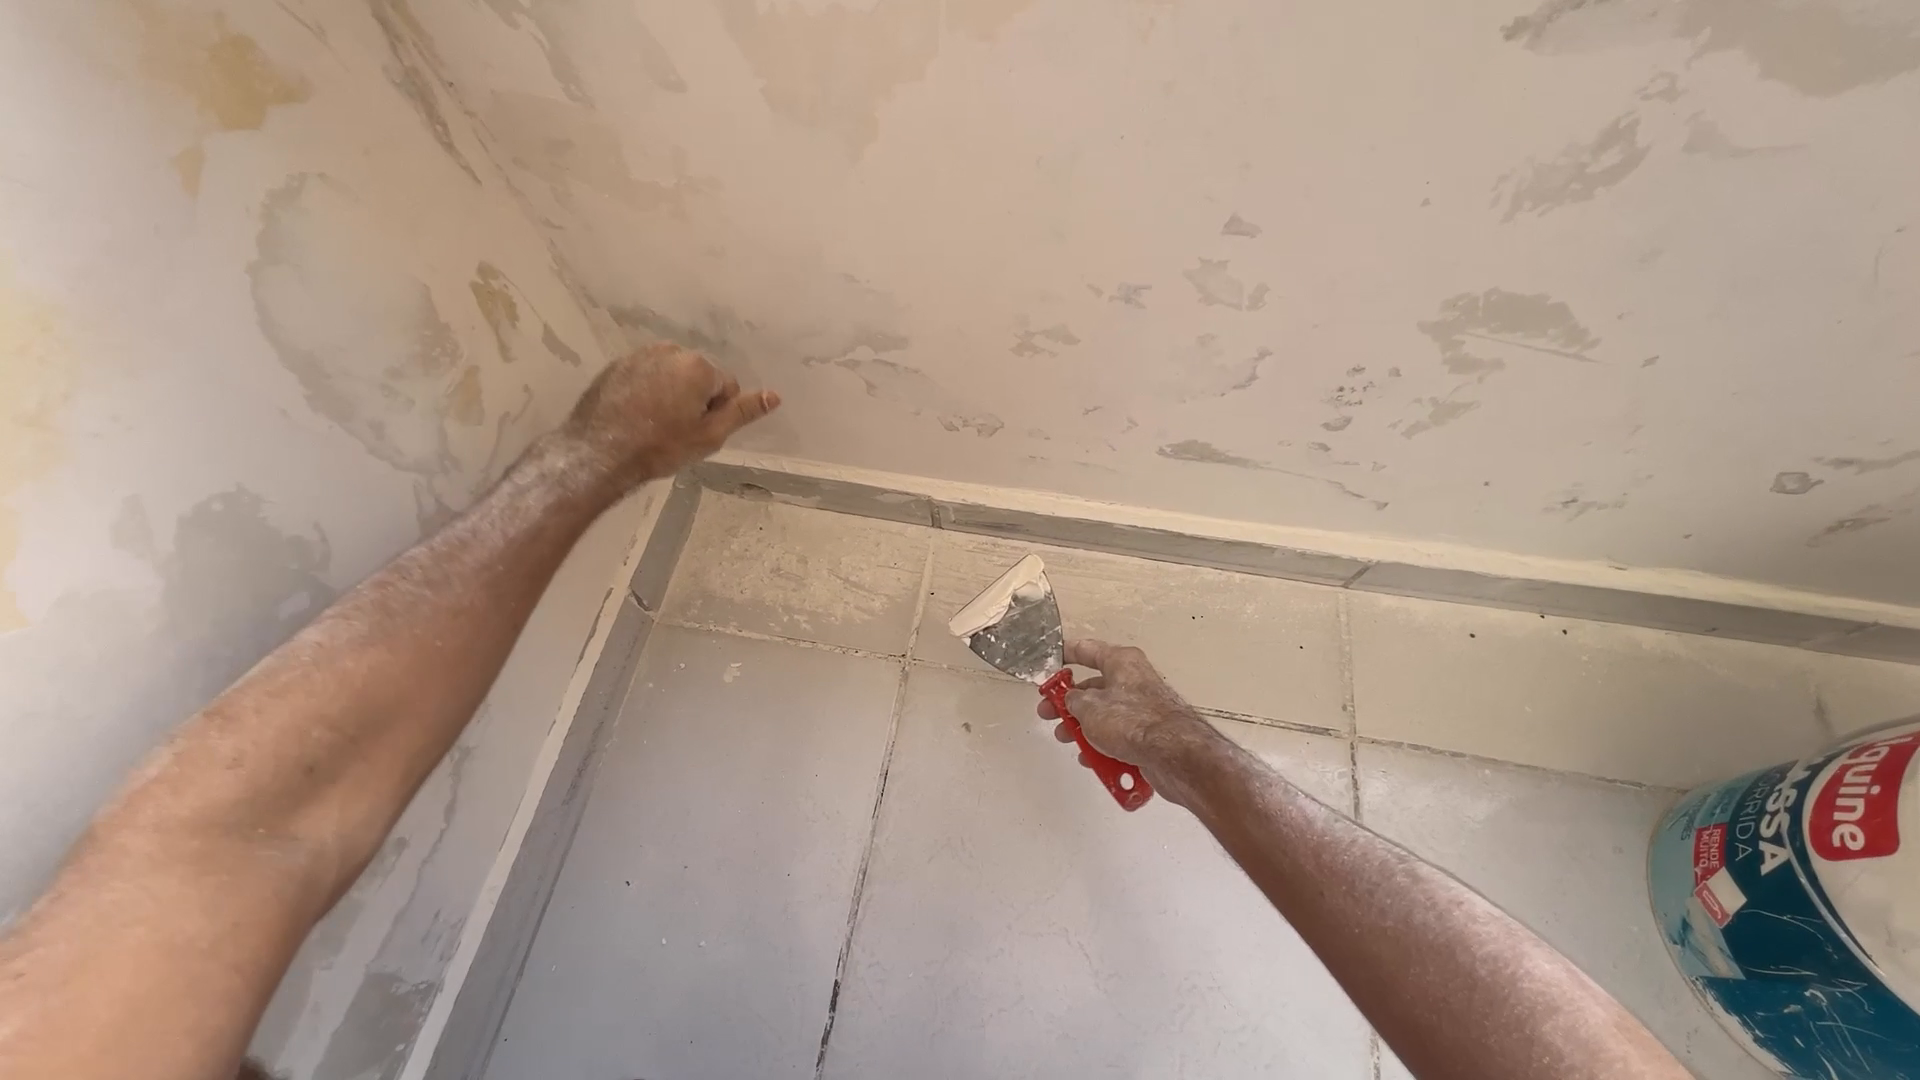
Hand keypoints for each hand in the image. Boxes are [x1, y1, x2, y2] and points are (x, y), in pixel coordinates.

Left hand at [557, 344, 779, 492]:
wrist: (600, 453)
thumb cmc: (661, 447)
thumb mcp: (710, 435)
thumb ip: (743, 412)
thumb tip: (774, 395)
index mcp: (698, 366)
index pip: (726, 387)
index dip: (717, 412)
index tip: (696, 431)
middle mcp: (671, 350)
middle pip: (700, 376)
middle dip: (694, 399)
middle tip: (677, 430)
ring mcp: (641, 355)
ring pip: (673, 375)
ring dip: (672, 394)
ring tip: (656, 423)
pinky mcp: (617, 365)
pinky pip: (647, 375)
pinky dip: (648, 391)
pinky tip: (637, 415)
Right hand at [1038, 639, 1217, 801]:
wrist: (1172, 756)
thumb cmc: (1132, 721)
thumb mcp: (1087, 707)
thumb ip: (1072, 701)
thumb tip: (1071, 701)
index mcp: (1121, 662)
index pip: (1088, 650)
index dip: (1067, 653)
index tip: (1052, 659)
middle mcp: (1134, 682)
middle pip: (1094, 689)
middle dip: (1069, 705)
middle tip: (1050, 715)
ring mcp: (1144, 710)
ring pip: (1106, 717)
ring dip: (1085, 731)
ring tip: (1070, 743)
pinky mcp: (1150, 737)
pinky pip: (1120, 739)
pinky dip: (1105, 749)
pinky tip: (1094, 761)